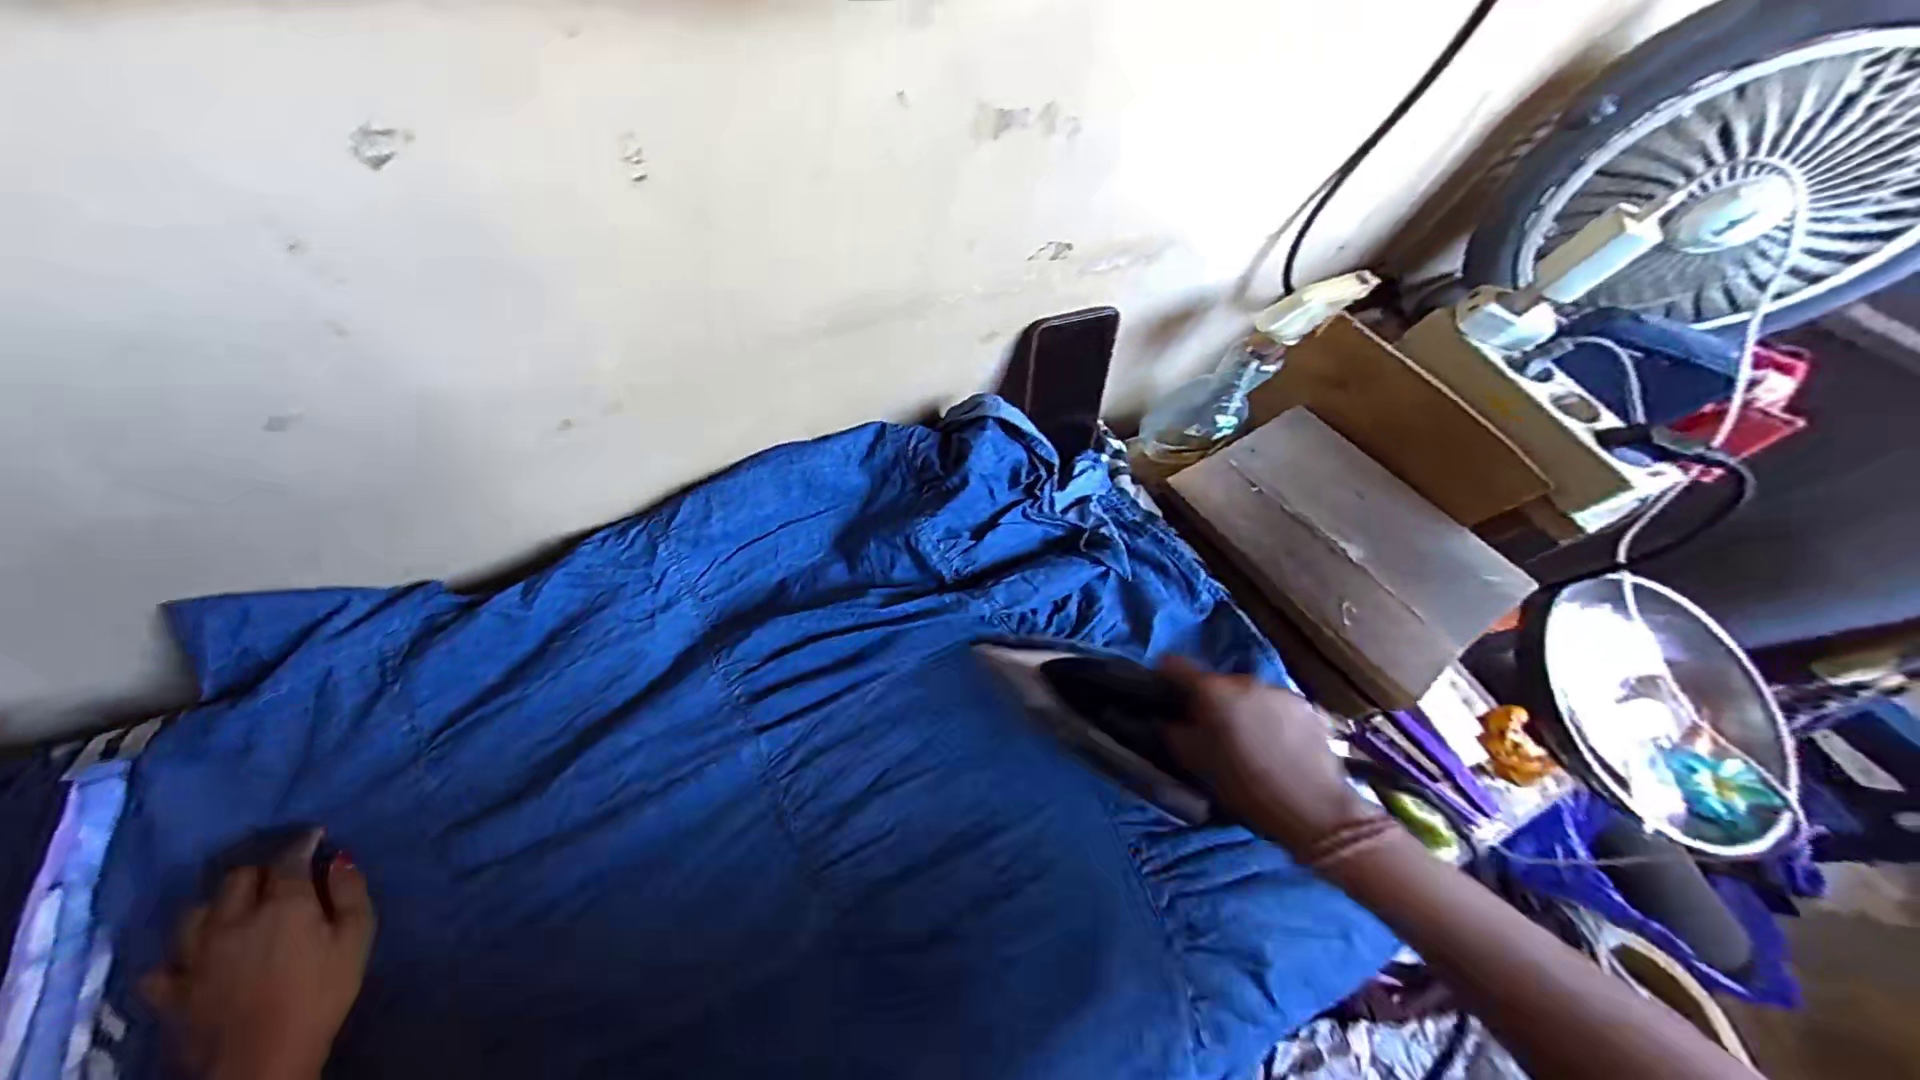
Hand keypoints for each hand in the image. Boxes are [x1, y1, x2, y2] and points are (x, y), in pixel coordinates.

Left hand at [142, 829, 374, 1079]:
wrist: (261, 1060)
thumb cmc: (323, 991)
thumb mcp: (356, 936)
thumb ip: (350, 892)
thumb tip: (338, 858)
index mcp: (282, 904)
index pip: (288, 858)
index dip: (302, 842)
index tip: (315, 836)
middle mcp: (232, 920)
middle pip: (236, 879)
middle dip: (259, 870)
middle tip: (279, 876)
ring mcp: (193, 957)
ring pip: (193, 914)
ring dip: (215, 905)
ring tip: (233, 910)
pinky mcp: (170, 992)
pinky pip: (163, 964)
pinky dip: (179, 956)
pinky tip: (195, 959)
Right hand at [1159, 659, 1381, 855]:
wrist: (1314, 809)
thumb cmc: (1245, 786)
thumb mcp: (1195, 763)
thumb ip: (1172, 733)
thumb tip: (1163, 718)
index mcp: (1213, 690)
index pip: (1175, 665)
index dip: (1165, 676)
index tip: (1165, 693)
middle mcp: (1245, 680)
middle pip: (1216, 682)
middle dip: (1210, 700)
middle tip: (1212, 730)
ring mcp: (1280, 690)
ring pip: (1249, 693)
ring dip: (1243, 708)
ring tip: (1250, 740)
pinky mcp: (1308, 705)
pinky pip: (1277, 704)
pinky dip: (1271, 717)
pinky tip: (1279, 744)